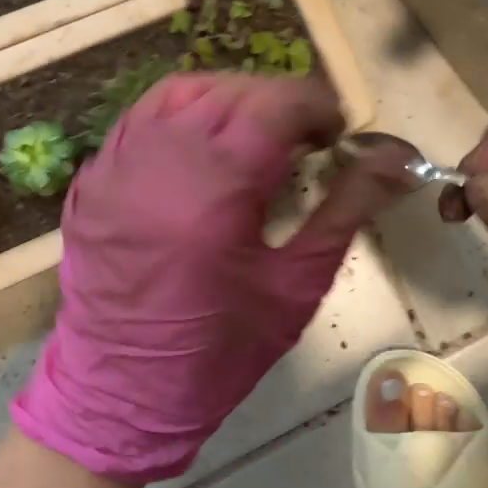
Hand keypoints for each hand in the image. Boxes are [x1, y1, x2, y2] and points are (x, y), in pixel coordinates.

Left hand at [11, 73, 409, 481]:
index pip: (277, 104)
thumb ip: (346, 209)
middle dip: (279, 102)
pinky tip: (203, 144)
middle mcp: (163, 160)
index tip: (336, 135)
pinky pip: (141, 117)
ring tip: (256, 132)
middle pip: (234, 90)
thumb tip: (394, 159)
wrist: (121, 397)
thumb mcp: (298, 284)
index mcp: (219, 188)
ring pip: (183, 91)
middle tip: (305, 139)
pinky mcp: (93, 178)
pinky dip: (183, 112)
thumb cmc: (220, 350)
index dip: (317, 106)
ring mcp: (119, 164)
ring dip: (231, 97)